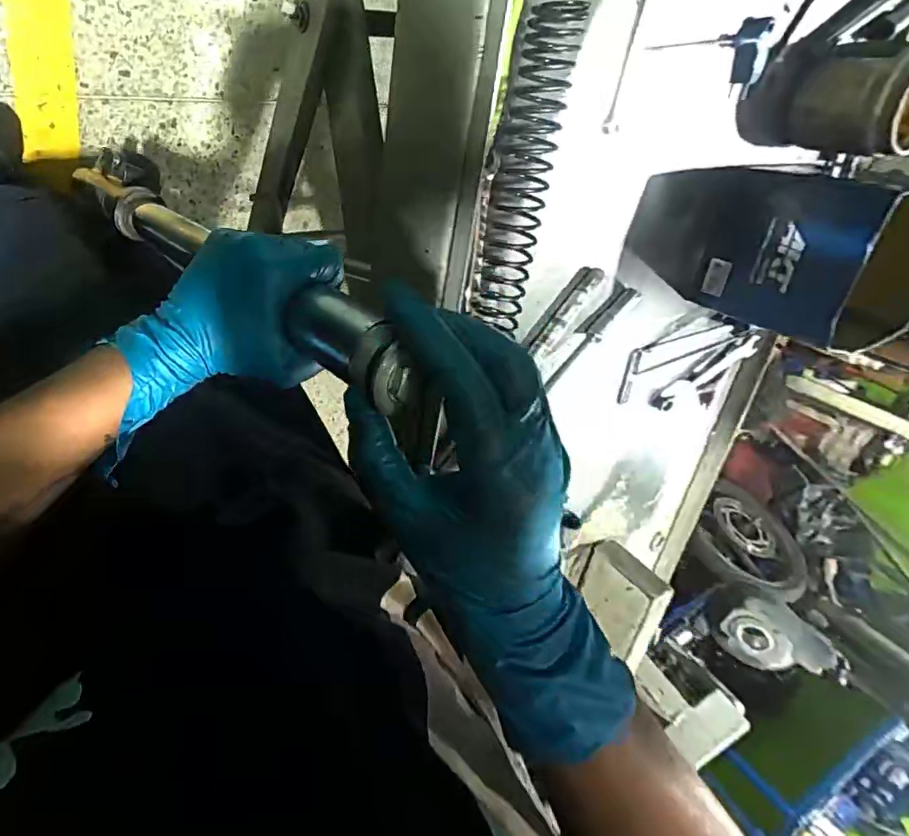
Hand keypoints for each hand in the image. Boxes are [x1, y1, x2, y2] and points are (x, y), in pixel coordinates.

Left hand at [110, 229, 341, 443]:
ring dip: (279, 265)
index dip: (328, 277)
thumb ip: (317, 351)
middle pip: (303, 248)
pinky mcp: (219, 240)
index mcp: (278, 266)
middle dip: (302, 273)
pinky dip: (255, 261)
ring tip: (267, 293)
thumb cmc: (230, 350)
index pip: (327, 255)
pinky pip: (252, 245)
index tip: (316, 295)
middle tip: (290, 299)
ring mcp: (235, 238)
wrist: (182, 339)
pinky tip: (248, 283)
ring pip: (277, 244)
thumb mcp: (284, 364)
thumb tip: (333, 330)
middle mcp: (258, 243)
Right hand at [345, 281, 632, 765]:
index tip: (396, 302)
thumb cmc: (457, 565)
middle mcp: (536, 445)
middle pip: (507, 360)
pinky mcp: (550, 444)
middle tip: (410, 313)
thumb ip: (375, 452)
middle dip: (455, 325)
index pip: (466, 379)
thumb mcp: (403, 514)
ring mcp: (551, 443)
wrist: (520, 607)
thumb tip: (358, 396)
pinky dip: (486, 359)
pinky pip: (522, 385)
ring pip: (521, 368)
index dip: (428, 334)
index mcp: (499, 466)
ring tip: (428, 329)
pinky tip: (453, 361)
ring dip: (474, 338)